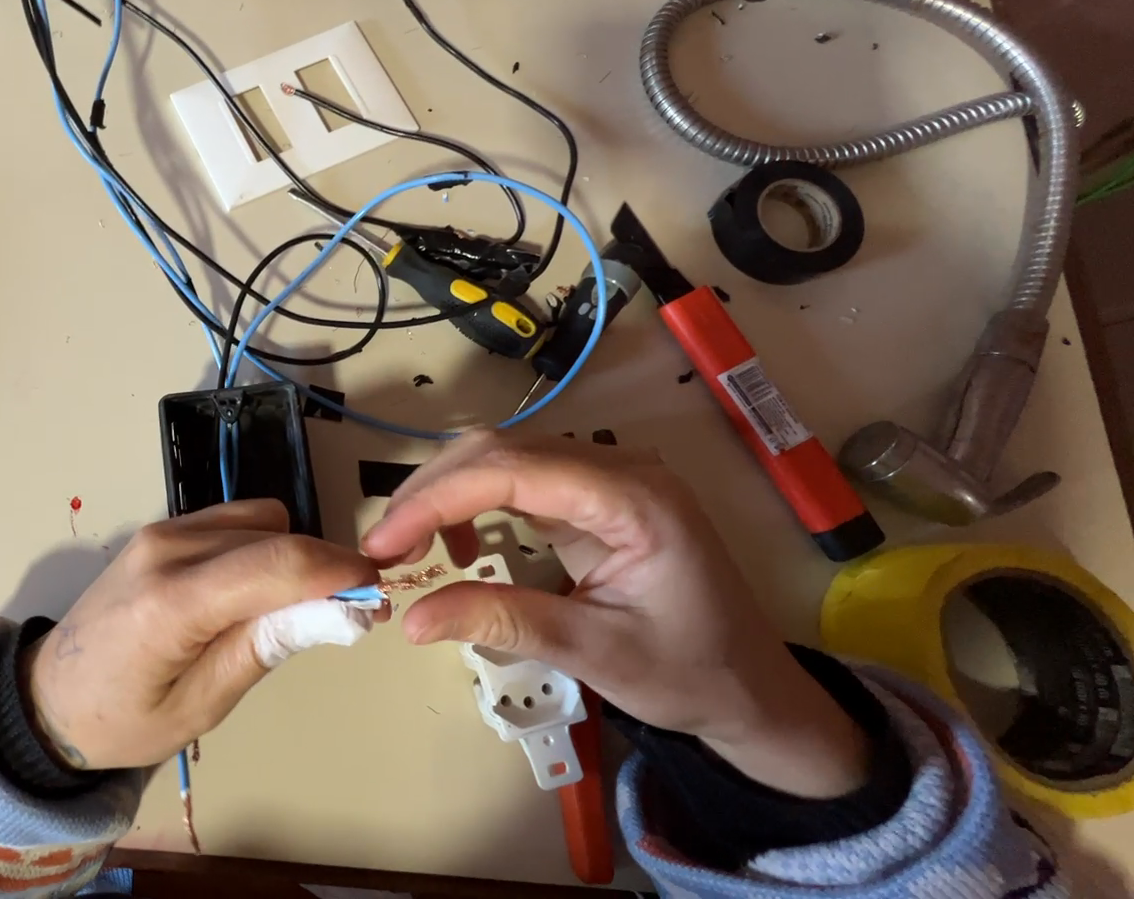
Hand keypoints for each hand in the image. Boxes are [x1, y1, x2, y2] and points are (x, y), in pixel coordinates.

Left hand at [24, 499, 377, 770]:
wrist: (50, 695)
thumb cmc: (123, 719)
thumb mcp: (201, 706)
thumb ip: (265, 646)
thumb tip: (337, 610)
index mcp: (172, 601)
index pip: (276, 563)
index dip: (338, 569)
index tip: (378, 591)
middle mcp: (166, 547)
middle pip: (274, 533)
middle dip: (322, 564)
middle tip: (348, 611)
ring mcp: (160, 531)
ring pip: (258, 518)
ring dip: (291, 553)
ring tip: (297, 604)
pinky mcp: (161, 529)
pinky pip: (232, 520)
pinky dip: (261, 544)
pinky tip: (257, 586)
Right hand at [363, 429, 868, 797]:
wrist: (755, 691)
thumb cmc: (690, 674)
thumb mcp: (594, 654)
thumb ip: (501, 621)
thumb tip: (410, 620)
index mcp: (632, 498)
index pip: (511, 469)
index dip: (437, 498)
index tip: (384, 543)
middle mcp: (615, 466)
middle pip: (497, 449)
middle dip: (429, 492)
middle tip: (384, 547)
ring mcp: (602, 474)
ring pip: (497, 455)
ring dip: (441, 493)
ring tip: (406, 544)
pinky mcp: (587, 492)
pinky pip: (512, 476)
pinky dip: (467, 502)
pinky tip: (455, 542)